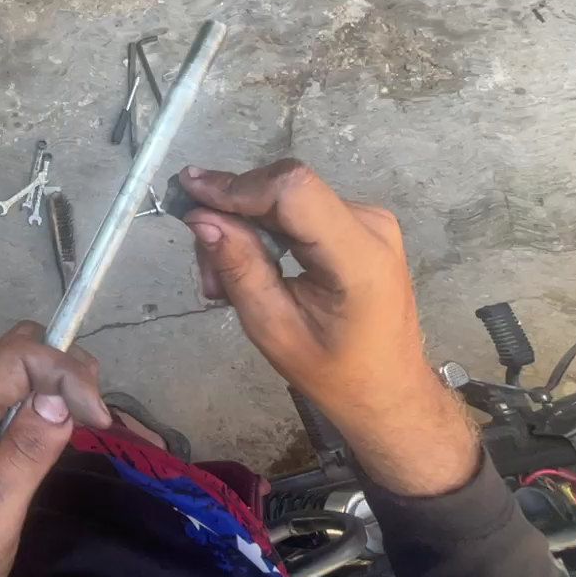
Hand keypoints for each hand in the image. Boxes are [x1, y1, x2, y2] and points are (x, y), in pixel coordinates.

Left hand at [0, 322, 109, 576]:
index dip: (64, 373)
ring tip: (85, 418)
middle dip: (63, 367)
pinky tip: (55, 428)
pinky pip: (9, 388)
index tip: (98, 419)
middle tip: (94, 415)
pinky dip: (41, 395)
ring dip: (55, 379)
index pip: (18, 356)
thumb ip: (24, 455)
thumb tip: (60, 398)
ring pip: (14, 364)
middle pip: (16, 348)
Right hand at [177, 160, 477, 497]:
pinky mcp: (353, 221)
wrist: (388, 390)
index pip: (293, 191)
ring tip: (223, 282)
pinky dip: (257, 230)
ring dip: (238, 229)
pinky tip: (247, 267)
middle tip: (207, 273)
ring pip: (277, 197)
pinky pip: (289, 208)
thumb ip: (239, 266)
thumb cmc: (334, 372)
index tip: (187, 193)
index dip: (236, 186)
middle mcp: (369, 223)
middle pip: (279, 189)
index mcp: (358, 257)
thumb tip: (200, 217)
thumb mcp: (272, 328)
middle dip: (229, 217)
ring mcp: (365, 218)